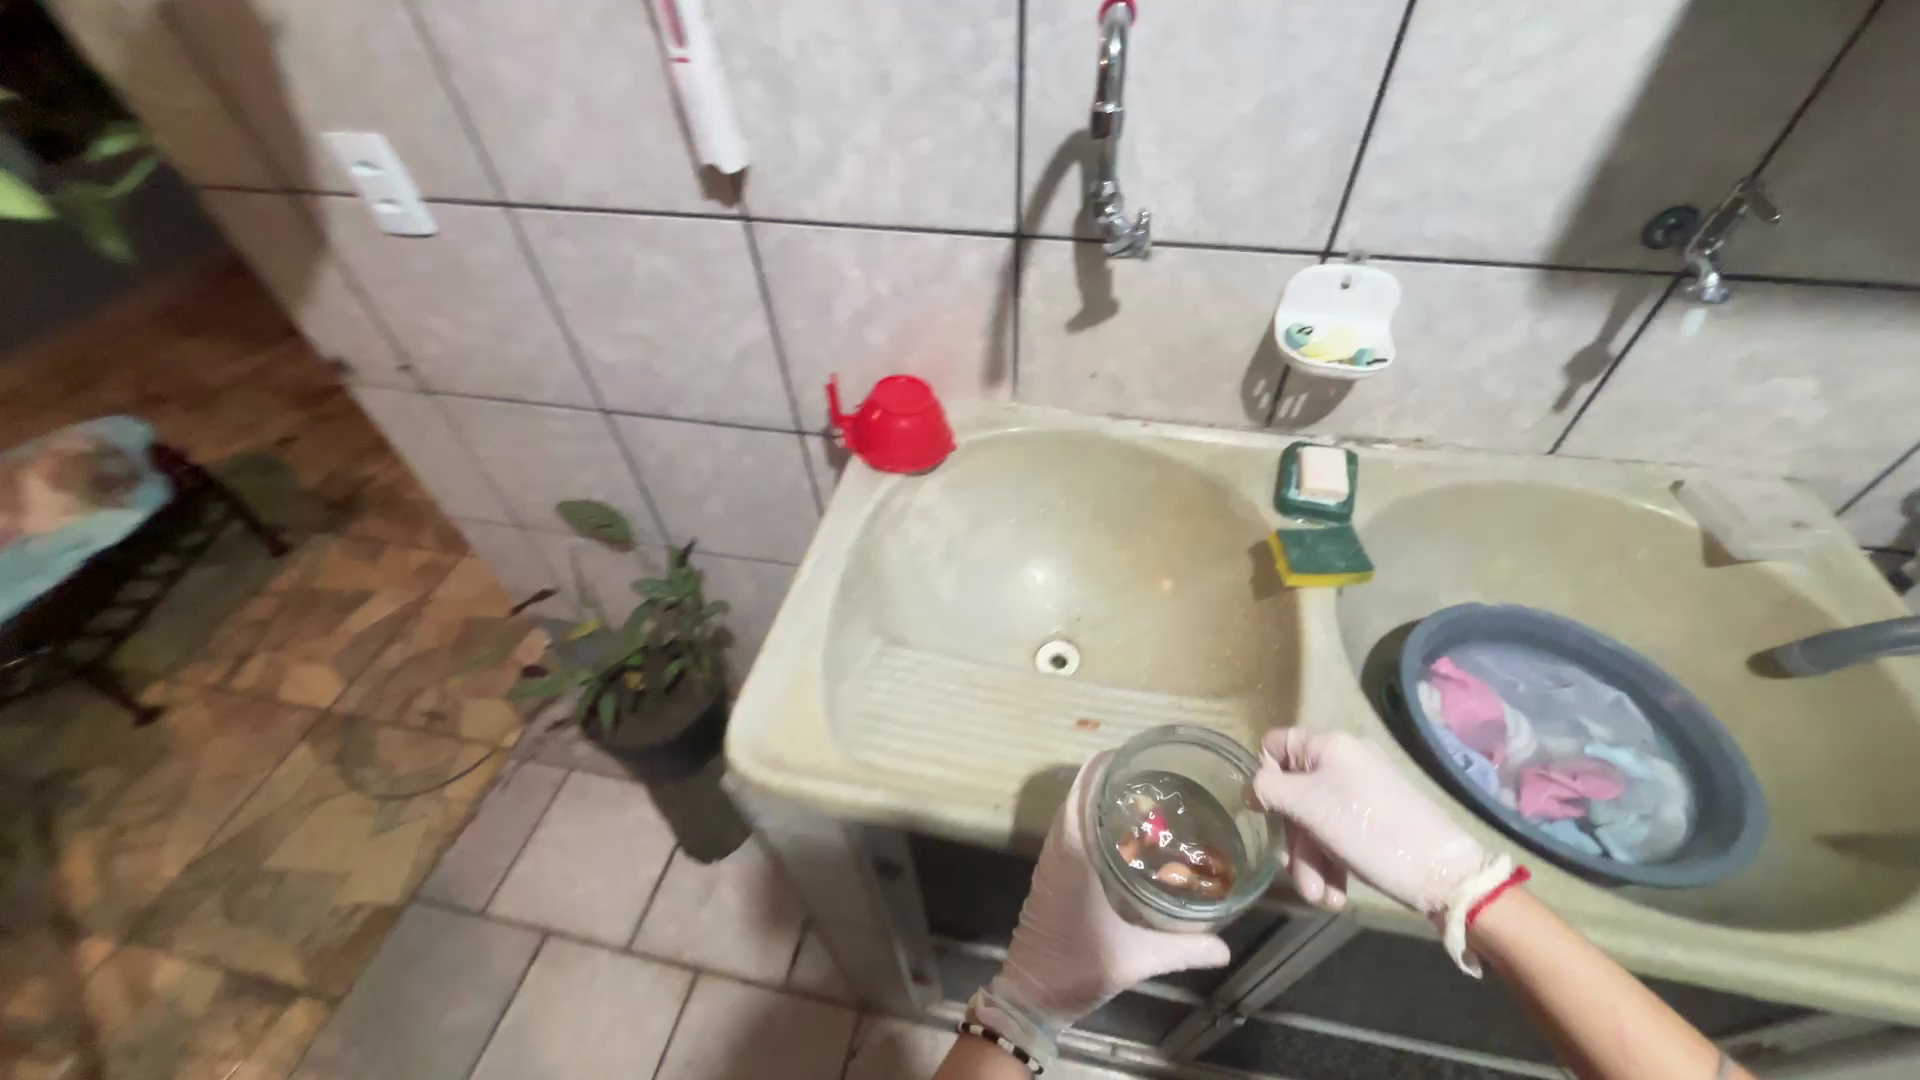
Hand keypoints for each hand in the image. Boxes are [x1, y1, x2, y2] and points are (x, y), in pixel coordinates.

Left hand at [981, 752, 1229, 1051]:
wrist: (1031, 995)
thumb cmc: (1078, 966)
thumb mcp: (1137, 959)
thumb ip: (1184, 950)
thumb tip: (1226, 946)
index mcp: (1074, 851)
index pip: (1084, 789)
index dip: (1105, 765)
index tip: (1139, 755)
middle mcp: (1059, 846)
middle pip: (1080, 794)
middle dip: (1111, 779)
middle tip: (1155, 777)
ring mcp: (1051, 859)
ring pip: (1074, 812)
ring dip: (1101, 799)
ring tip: (1146, 799)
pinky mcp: (1051, 874)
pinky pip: (1071, 831)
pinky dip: (1094, 821)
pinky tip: (1126, 837)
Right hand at [1252, 729, 1496, 918]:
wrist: (1445, 875)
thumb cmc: (1369, 830)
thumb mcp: (1308, 806)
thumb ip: (1268, 789)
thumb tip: (1251, 788)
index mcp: (1328, 746)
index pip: (1274, 746)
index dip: (1264, 777)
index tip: (1267, 812)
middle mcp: (1344, 763)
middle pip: (1293, 794)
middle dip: (1292, 841)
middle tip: (1294, 873)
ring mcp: (1362, 793)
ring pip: (1315, 822)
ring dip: (1310, 862)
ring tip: (1320, 898)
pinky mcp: (1376, 821)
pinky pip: (1338, 835)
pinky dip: (1332, 863)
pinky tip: (1335, 894)